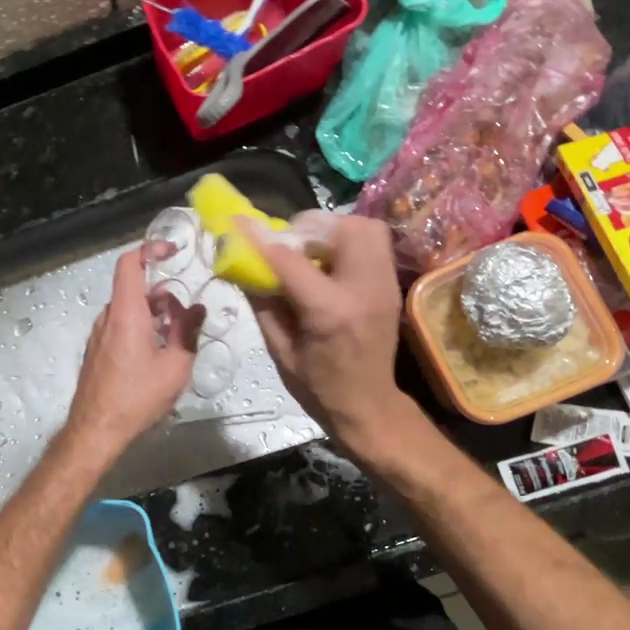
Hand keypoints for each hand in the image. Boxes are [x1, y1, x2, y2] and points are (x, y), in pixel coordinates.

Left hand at [65, 248, 200, 453]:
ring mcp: (98, 335)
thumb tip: (197, 308)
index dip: (150, 249)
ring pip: (127, 310)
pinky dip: (140, 328)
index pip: (130, 263)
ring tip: (175, 337)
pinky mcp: (96, 352)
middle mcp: (107, 318)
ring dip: (152, 314)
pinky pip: (119, 327)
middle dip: (161, 294)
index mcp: (126, 313)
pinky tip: (156, 354)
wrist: (96, 430)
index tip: (172, 252)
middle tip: (184, 314)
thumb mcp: (175, 366)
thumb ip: (188, 332)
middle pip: (133, 288)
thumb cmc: (137, 398)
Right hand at [244, 213, 412, 453]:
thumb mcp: (279, 349)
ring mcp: (384, 283)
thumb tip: (241, 264)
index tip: (238, 224)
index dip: (260, 240)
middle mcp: (363, 289)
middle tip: (287, 246)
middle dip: (306, 229)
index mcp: (329, 312)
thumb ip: (262, 303)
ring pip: (363, 226)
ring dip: (332, 229)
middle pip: (339, 228)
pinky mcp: (391, 283)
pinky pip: (374, 241)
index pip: (290, 260)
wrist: (367, 404)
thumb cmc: (317, 386)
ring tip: (312, 251)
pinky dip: (348, 240)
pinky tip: (330, 262)